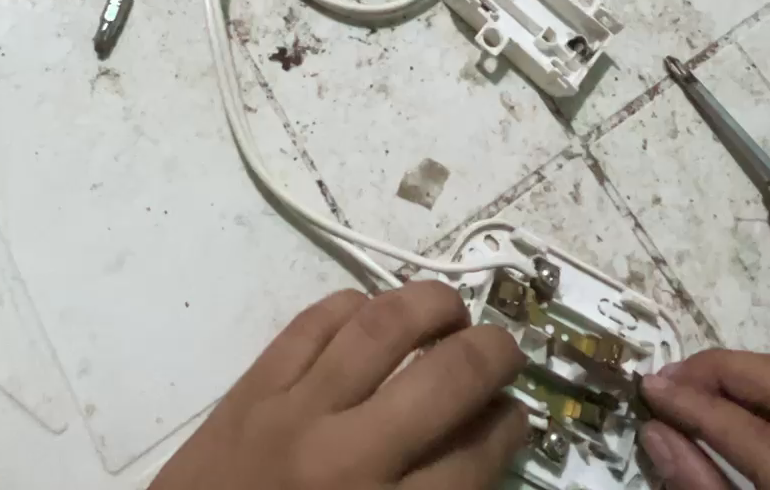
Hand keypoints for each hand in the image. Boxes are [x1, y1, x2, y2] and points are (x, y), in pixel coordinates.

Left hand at [150, 282, 528, 489]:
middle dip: (491, 355)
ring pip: (379, 329)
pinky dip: (355, 305)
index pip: (469, 463)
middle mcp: (344, 460)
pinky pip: (314, 321)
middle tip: (506, 348)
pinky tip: (375, 312)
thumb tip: (480, 439)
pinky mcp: (253, 383)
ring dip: (431, 305)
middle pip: (442, 382)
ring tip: (454, 310)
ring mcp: (293, 410)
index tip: (517, 410)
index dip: (507, 429)